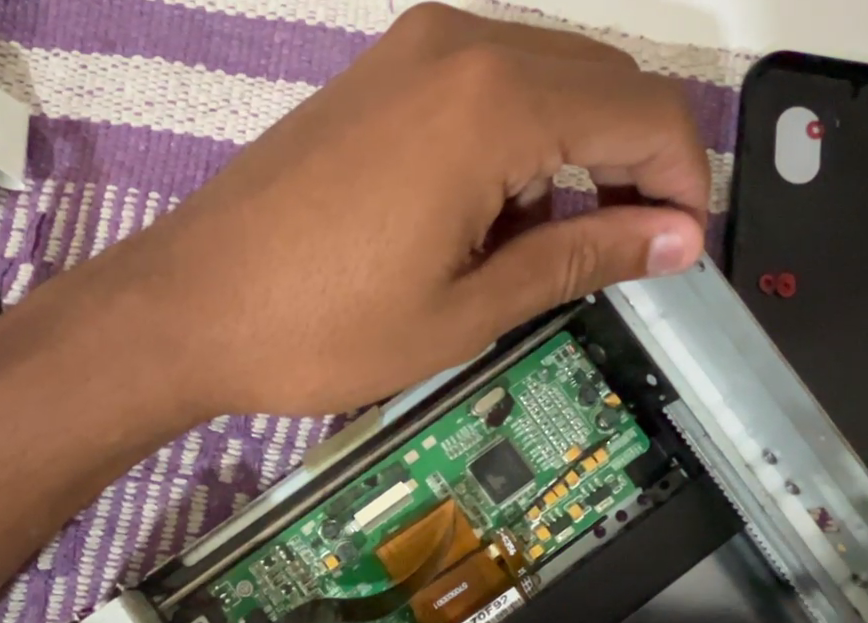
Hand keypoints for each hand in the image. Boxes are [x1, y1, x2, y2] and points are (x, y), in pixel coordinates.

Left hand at [89, 3, 708, 418]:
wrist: (186, 308)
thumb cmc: (321, 330)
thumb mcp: (463, 312)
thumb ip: (576, 260)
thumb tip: (672, 239)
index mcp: (494, 103)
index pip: (644, 113)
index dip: (681, 185)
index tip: (680, 255)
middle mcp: (459, 47)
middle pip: (600, 83)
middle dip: (631, 166)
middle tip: (620, 259)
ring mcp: (408, 53)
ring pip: (542, 82)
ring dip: (570, 157)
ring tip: (541, 254)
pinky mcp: (373, 78)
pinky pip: (479, 90)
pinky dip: (512, 145)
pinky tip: (485, 218)